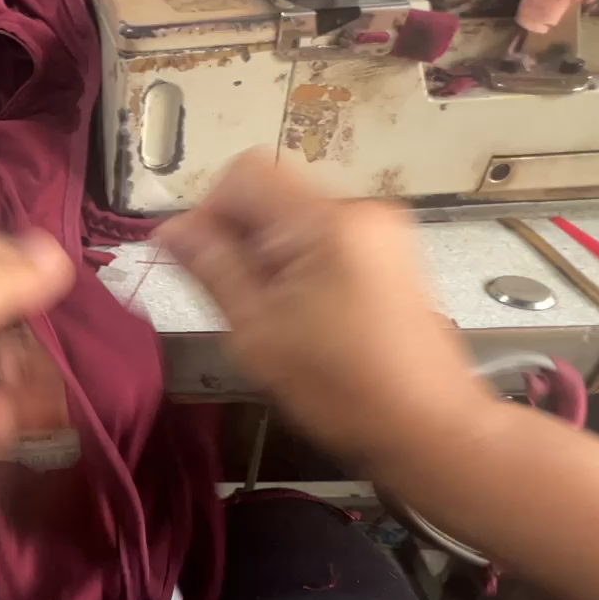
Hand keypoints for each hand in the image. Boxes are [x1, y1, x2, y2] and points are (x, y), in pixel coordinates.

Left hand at [0, 226, 75, 528]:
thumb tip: (56, 253)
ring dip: (52, 358)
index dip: (22, 258)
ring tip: (88, 359)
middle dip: (46, 312)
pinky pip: (21, 405)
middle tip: (92, 319)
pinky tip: (74, 398)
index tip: (70, 270)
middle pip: (7, 304)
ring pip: (19, 354)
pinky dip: (47, 403)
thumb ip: (5, 277)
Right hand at [158, 150, 494, 471]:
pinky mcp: (386, 250)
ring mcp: (378, 229)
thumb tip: (170, 231)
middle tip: (232, 296)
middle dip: (235, 237)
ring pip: (289, 215)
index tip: (200, 263)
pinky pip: (318, 235)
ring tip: (266, 310)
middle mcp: (358, 211)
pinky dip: (292, 261)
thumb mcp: (257, 332)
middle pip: (268, 191)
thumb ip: (212, 270)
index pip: (243, 174)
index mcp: (325, 224)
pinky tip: (296, 310)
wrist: (429, 425)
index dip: (208, 212)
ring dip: (262, 252)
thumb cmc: (342, 389)